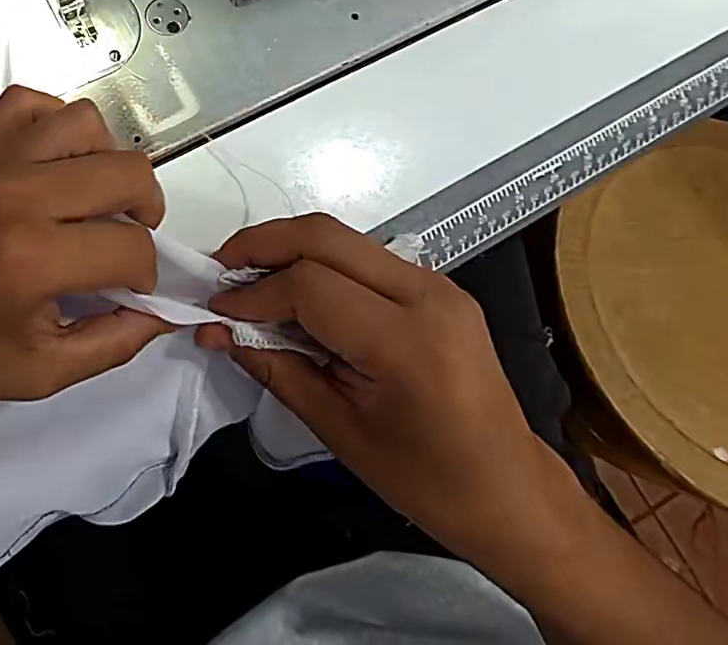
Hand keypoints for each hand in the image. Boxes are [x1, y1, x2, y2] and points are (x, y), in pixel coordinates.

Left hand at [0, 87, 173, 445]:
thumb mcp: (42, 372)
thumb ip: (114, 344)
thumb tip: (163, 313)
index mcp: (32, 260)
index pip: (131, 247)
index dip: (146, 273)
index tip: (130, 287)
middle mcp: (18, 196)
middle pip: (127, 172)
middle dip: (146, 211)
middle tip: (126, 239)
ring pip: (87, 122)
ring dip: (107, 161)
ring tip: (95, 197)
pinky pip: (33, 103)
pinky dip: (56, 124)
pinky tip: (57, 163)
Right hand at [195, 214, 560, 552]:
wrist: (511, 492)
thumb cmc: (426, 480)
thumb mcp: (337, 429)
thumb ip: (273, 367)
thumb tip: (216, 331)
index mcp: (409, 343)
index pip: (310, 286)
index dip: (253, 292)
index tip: (217, 309)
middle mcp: (427, 295)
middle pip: (324, 236)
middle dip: (261, 243)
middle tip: (221, 268)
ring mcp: (436, 283)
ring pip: (341, 237)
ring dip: (287, 247)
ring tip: (248, 277)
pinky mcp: (435, 285)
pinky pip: (361, 256)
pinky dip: (316, 262)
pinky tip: (292, 289)